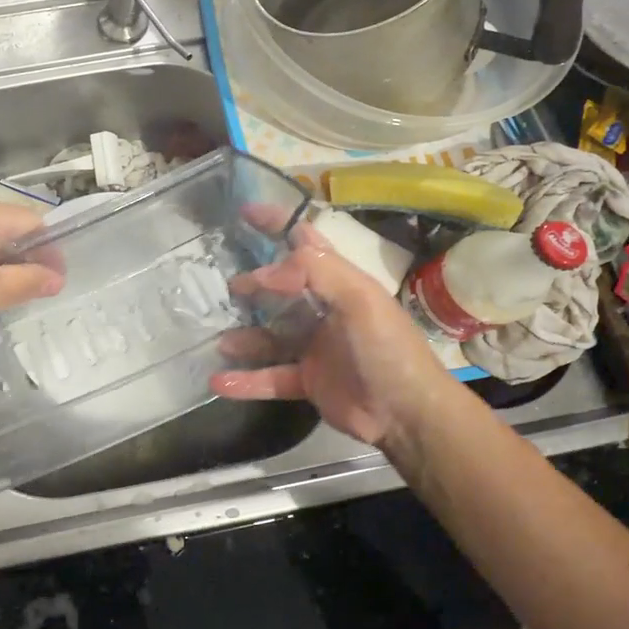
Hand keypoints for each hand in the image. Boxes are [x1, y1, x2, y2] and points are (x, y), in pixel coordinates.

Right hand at [212, 220, 457, 446]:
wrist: (409, 416)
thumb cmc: (388, 349)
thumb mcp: (359, 300)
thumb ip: (312, 272)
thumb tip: (260, 273)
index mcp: (341, 283)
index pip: (306, 242)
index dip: (278, 223)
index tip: (244, 213)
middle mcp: (324, 311)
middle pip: (279, 289)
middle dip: (251, 284)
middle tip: (223, 284)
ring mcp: (314, 347)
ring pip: (269, 335)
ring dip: (244, 336)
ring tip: (218, 338)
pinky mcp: (307, 381)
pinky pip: (269, 377)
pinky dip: (245, 380)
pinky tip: (219, 381)